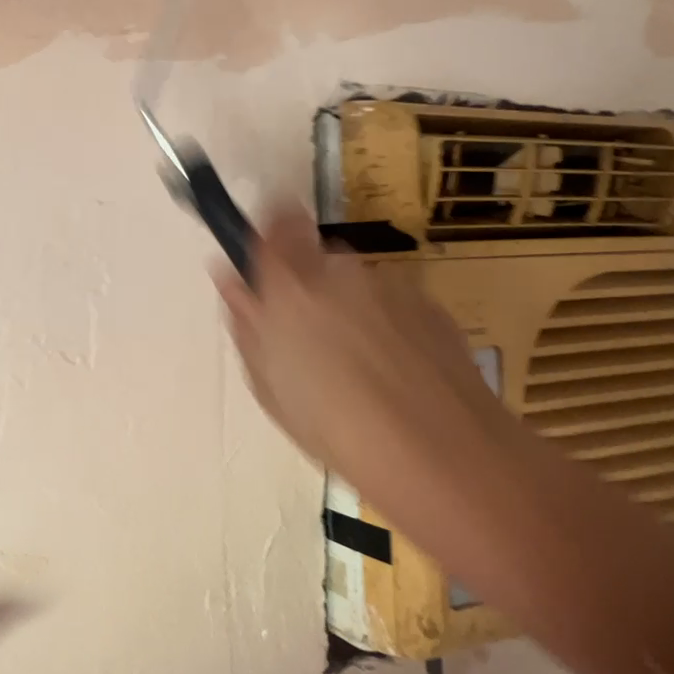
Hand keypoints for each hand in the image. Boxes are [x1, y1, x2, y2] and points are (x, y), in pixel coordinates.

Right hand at [212, 207, 520, 529]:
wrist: (439, 451)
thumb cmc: (333, 425)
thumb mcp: (267, 384)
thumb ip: (247, 323)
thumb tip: (233, 282)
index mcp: (289, 284)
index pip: (276, 222)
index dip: (270, 237)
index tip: (266, 268)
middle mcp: (341, 271)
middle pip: (317, 259)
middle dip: (308, 288)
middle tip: (306, 344)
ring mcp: (393, 285)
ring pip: (358, 285)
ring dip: (351, 311)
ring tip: (357, 372)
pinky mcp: (433, 307)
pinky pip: (396, 307)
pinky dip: (389, 330)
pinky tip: (394, 378)